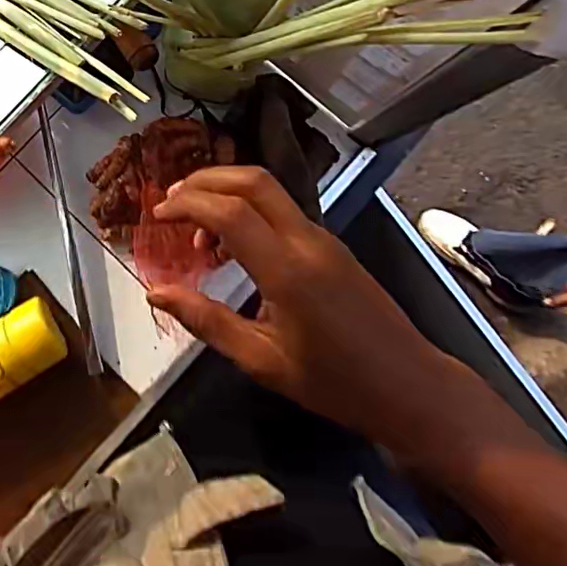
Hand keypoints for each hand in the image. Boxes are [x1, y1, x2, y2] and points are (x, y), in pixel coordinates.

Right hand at [145, 167, 456, 452]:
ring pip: (269, 189)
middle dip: (206, 180)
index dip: (188, 204)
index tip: (157, 215)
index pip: (230, 211)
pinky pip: (281, 209)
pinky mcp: (330, 243)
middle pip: (253, 180)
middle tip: (171, 201)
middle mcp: (306, 239)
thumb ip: (206, 321)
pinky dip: (247, 209)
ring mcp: (323, 236)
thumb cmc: (335, 383)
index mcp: (288, 269)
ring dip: (226, 192)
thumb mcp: (262, 361)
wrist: (410, 386)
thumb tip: (156, 292)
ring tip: (194, 227)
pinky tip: (230, 243)